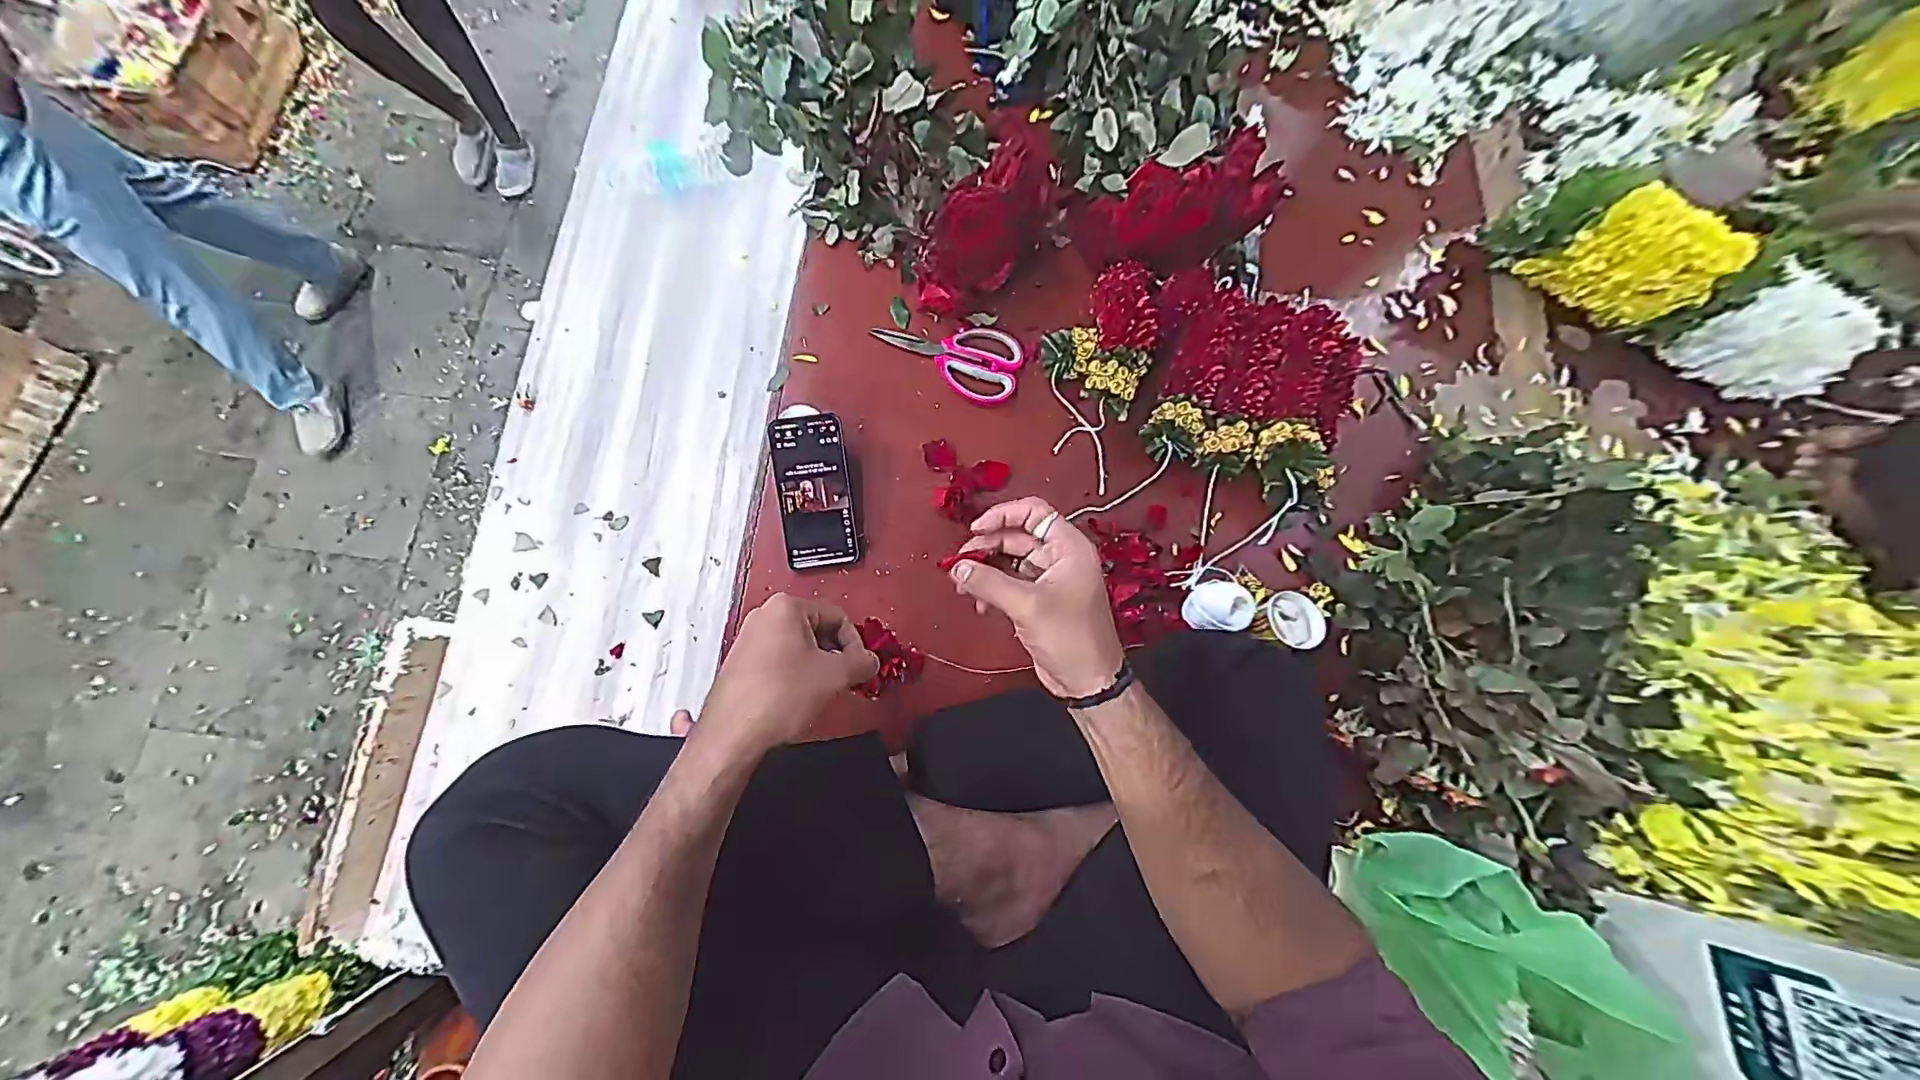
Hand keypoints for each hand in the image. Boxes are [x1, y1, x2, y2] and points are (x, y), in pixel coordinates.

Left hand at [689, 594, 877, 757]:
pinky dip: (796, 675)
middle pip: (818, 630)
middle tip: (844, 679)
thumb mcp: (834, 676)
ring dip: (817, 667)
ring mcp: (750, 639)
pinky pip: (780, 660)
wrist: (732, 733)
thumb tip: (870, 661)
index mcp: (786, 608)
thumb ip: (860, 663)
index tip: (859, 666)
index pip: (837, 617)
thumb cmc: (777, 696)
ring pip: (799, 647)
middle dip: (835, 656)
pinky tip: (797, 698)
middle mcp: (764, 616)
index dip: (854, 644)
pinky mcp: (742, 662)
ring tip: (820, 692)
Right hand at [950, 497, 1125, 698]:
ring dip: (985, 569)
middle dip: (986, 547)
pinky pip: (1010, 581)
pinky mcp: (1039, 598)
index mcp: (1069, 547)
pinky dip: (992, 587)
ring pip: (1010, 559)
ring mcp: (1049, 578)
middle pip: (1017, 536)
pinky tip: (978, 602)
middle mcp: (1060, 557)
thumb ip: (988, 582)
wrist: (1088, 680)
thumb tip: (957, 567)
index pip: (1034, 512)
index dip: (1002, 515)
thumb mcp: (1027, 606)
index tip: (975, 530)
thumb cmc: (1071, 639)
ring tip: (962, 584)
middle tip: (960, 563)